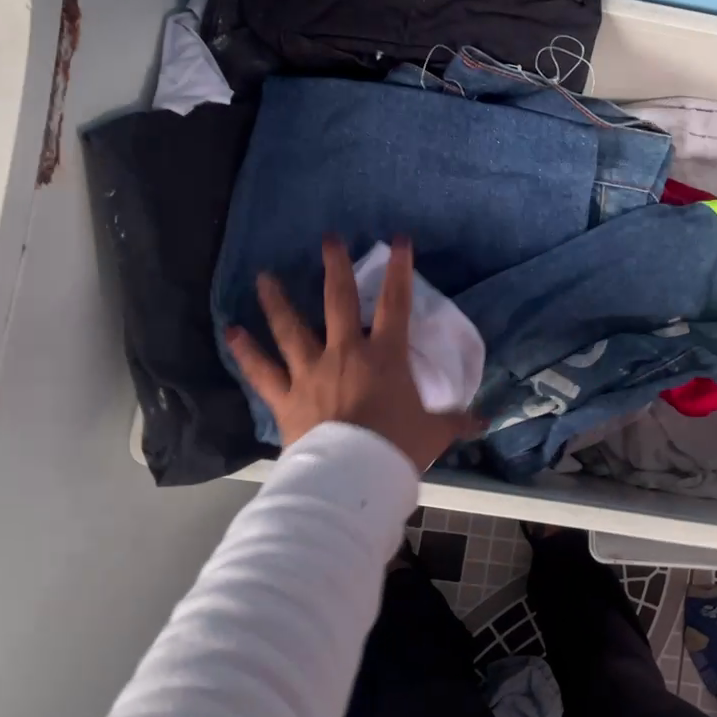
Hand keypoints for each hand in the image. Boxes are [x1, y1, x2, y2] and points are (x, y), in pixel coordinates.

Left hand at [224, 237, 474, 470]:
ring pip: (290, 328)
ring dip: (277, 301)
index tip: (399, 241)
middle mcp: (345, 353)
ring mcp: (311, 372)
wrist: (352, 476)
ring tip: (265, 277)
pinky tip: (231, 332)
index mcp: (385, 356)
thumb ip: (457, 422)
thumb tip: (484, 423)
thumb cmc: (397, 447)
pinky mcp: (286, 396)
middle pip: (338, 301)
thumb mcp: (434, 433)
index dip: (400, 270)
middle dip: (335, 267)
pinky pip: (262, 371)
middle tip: (328, 240)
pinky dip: (246, 352)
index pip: (397, 303)